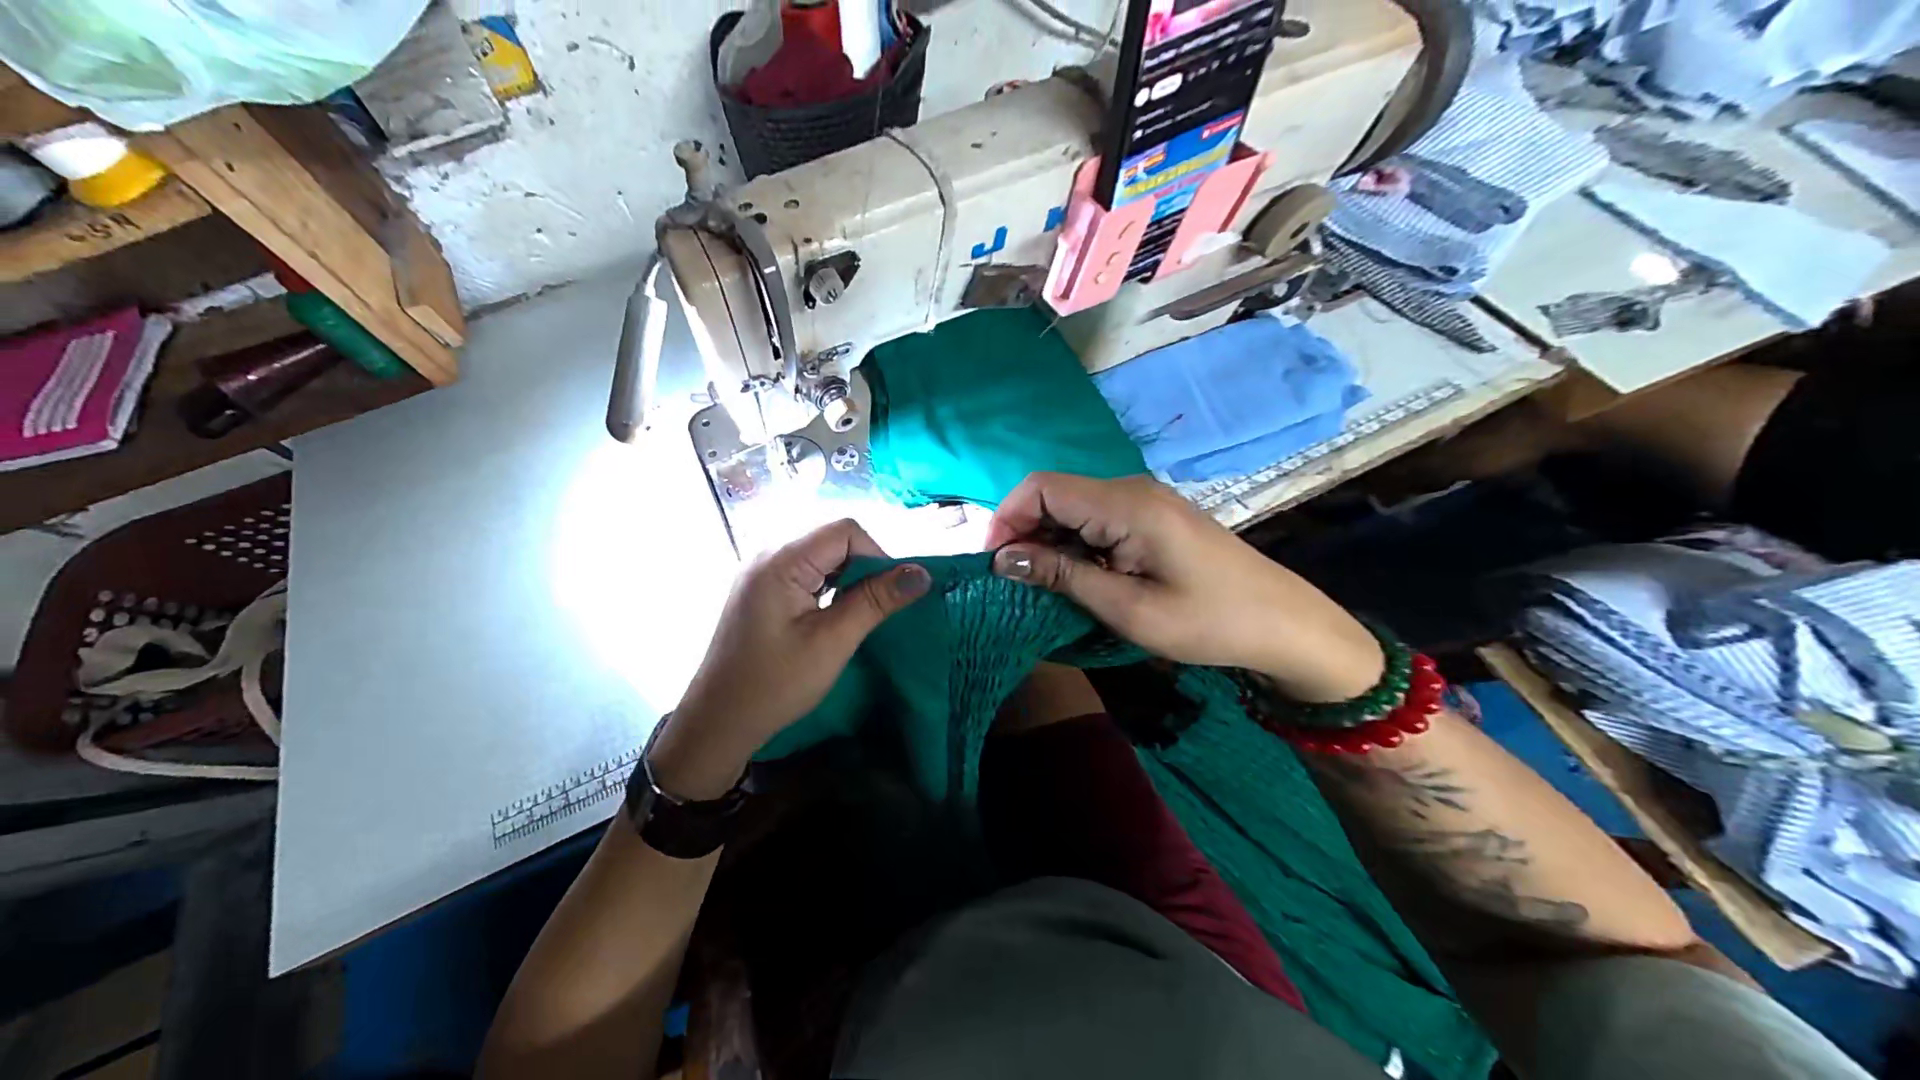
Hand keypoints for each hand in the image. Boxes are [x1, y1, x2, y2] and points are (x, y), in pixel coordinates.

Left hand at [649, 520, 930, 798]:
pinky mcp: (761, 590)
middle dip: (863, 569)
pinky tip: (830, 619)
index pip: (846, 531)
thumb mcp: (832, 642)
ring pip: (822, 557)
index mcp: (781, 560)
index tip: (889, 597)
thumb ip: (876, 600)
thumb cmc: (775, 684)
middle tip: (873, 612)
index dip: (877, 557)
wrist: (718, 722)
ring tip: (853, 618)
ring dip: (847, 581)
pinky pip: (805, 573)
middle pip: (833, 540)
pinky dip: (828, 589)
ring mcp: (761, 572)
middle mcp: (768, 555)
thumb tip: (922, 573)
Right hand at [984, 473, 1381, 702]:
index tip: (994, 565)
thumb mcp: (1128, 608)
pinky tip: (1075, 577)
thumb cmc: (1208, 621)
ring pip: (1073, 507)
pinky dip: (1074, 544)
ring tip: (1041, 586)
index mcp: (1125, 504)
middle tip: (1013, 582)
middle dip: (1023, 532)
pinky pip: (1096, 519)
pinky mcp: (1152, 517)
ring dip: (1048, 541)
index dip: (1006, 519)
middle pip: (1054, 494)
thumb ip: (1062, 575)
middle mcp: (1130, 490)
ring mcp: (1143, 501)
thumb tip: (1003, 558)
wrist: (1283, 624)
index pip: (1041, 488)